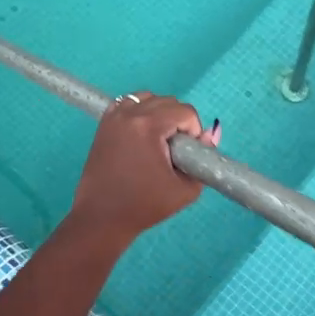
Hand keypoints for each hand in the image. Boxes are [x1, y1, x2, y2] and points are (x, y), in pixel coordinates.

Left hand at [66, 93, 217, 241]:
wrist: (103, 217)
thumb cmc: (145, 206)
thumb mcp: (186, 188)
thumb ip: (204, 157)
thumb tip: (211, 133)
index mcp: (148, 126)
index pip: (185, 111)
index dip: (194, 131)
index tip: (189, 154)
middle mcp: (129, 114)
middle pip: (167, 101)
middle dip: (179, 121)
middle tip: (176, 150)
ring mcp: (113, 117)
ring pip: (147, 98)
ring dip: (160, 113)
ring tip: (159, 140)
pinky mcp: (103, 124)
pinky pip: (127, 103)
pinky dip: (139, 112)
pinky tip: (142, 134)